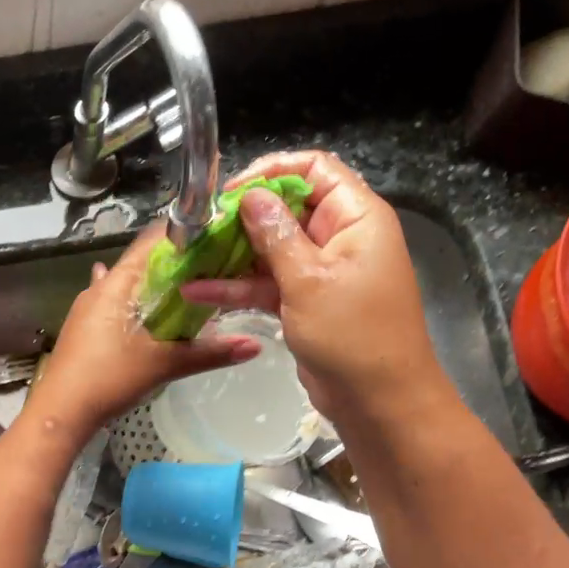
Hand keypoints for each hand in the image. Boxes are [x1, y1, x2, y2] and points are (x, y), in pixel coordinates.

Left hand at [30, 223, 258, 435]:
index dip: (184, 237)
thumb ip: (208, 353)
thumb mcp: (163, 365)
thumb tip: (255, 345)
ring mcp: (87, 308)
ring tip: (186, 294)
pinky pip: (114, 306)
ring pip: (126, 287)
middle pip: (141, 264)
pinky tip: (144, 315)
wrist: (59, 411)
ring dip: (153, 288)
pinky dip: (134, 307)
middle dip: (174, 266)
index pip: (153, 242)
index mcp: (117, 284)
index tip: (215, 240)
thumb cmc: (108, 379)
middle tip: (210, 271)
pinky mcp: (82, 329)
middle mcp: (99, 288)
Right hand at [181, 151, 452, 421]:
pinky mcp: (303, 301)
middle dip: (243, 217)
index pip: (315, 169)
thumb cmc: (352, 333)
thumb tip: (250, 196)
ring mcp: (319, 271)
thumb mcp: (309, 279)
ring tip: (191, 258)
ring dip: (232, 254)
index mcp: (355, 217)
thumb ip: (276, 235)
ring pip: (270, 249)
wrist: (378, 398)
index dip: (272, 172)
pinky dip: (237, 287)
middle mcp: (339, 236)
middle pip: (286, 208)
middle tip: (202, 228)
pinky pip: (266, 283)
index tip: (232, 193)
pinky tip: (197, 292)